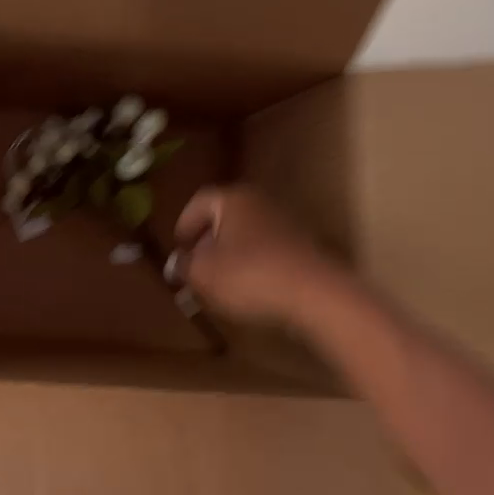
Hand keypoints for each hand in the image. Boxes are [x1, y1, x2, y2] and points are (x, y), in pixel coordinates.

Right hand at [174, 186, 344, 321]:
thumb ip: (184, 267)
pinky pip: (267, 250)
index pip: (199, 203)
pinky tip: (249, 288)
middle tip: (195, 266)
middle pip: (224, 217)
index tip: (179, 247)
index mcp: (232, 199)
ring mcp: (286, 224)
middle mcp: (260, 202)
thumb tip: (177, 264)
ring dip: (230, 255)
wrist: (316, 295)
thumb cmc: (249, 276)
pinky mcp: (303, 247)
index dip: (184, 225)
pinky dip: (253, 264)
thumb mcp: (202, 274)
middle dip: (206, 242)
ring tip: (220, 283)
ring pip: (246, 235)